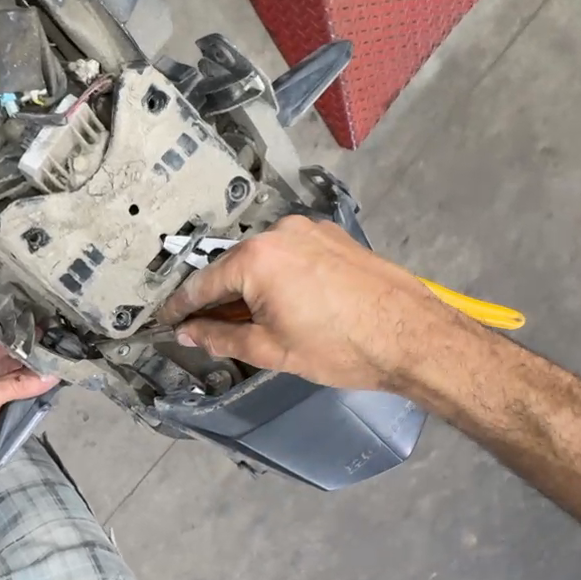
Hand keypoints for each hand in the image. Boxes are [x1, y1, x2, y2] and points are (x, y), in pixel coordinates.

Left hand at [0, 333, 57, 477]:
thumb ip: (14, 385)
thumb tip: (49, 376)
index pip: (7, 331)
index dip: (28, 328)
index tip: (54, 325)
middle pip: (23, 349)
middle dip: (43, 347)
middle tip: (69, 345)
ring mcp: (5, 382)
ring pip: (31, 368)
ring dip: (48, 366)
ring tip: (72, 359)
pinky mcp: (14, 400)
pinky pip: (33, 388)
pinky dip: (46, 385)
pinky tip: (65, 377)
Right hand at [158, 214, 468, 391]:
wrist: (416, 338)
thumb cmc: (338, 348)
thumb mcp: (268, 349)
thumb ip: (219, 337)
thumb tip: (188, 332)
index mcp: (255, 258)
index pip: (202, 284)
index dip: (180, 306)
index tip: (164, 319)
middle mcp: (278, 232)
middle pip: (231, 267)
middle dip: (217, 297)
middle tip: (205, 326)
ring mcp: (309, 230)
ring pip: (260, 260)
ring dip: (247, 287)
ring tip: (247, 320)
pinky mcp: (333, 236)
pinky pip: (288, 254)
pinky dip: (275, 276)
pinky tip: (282, 303)